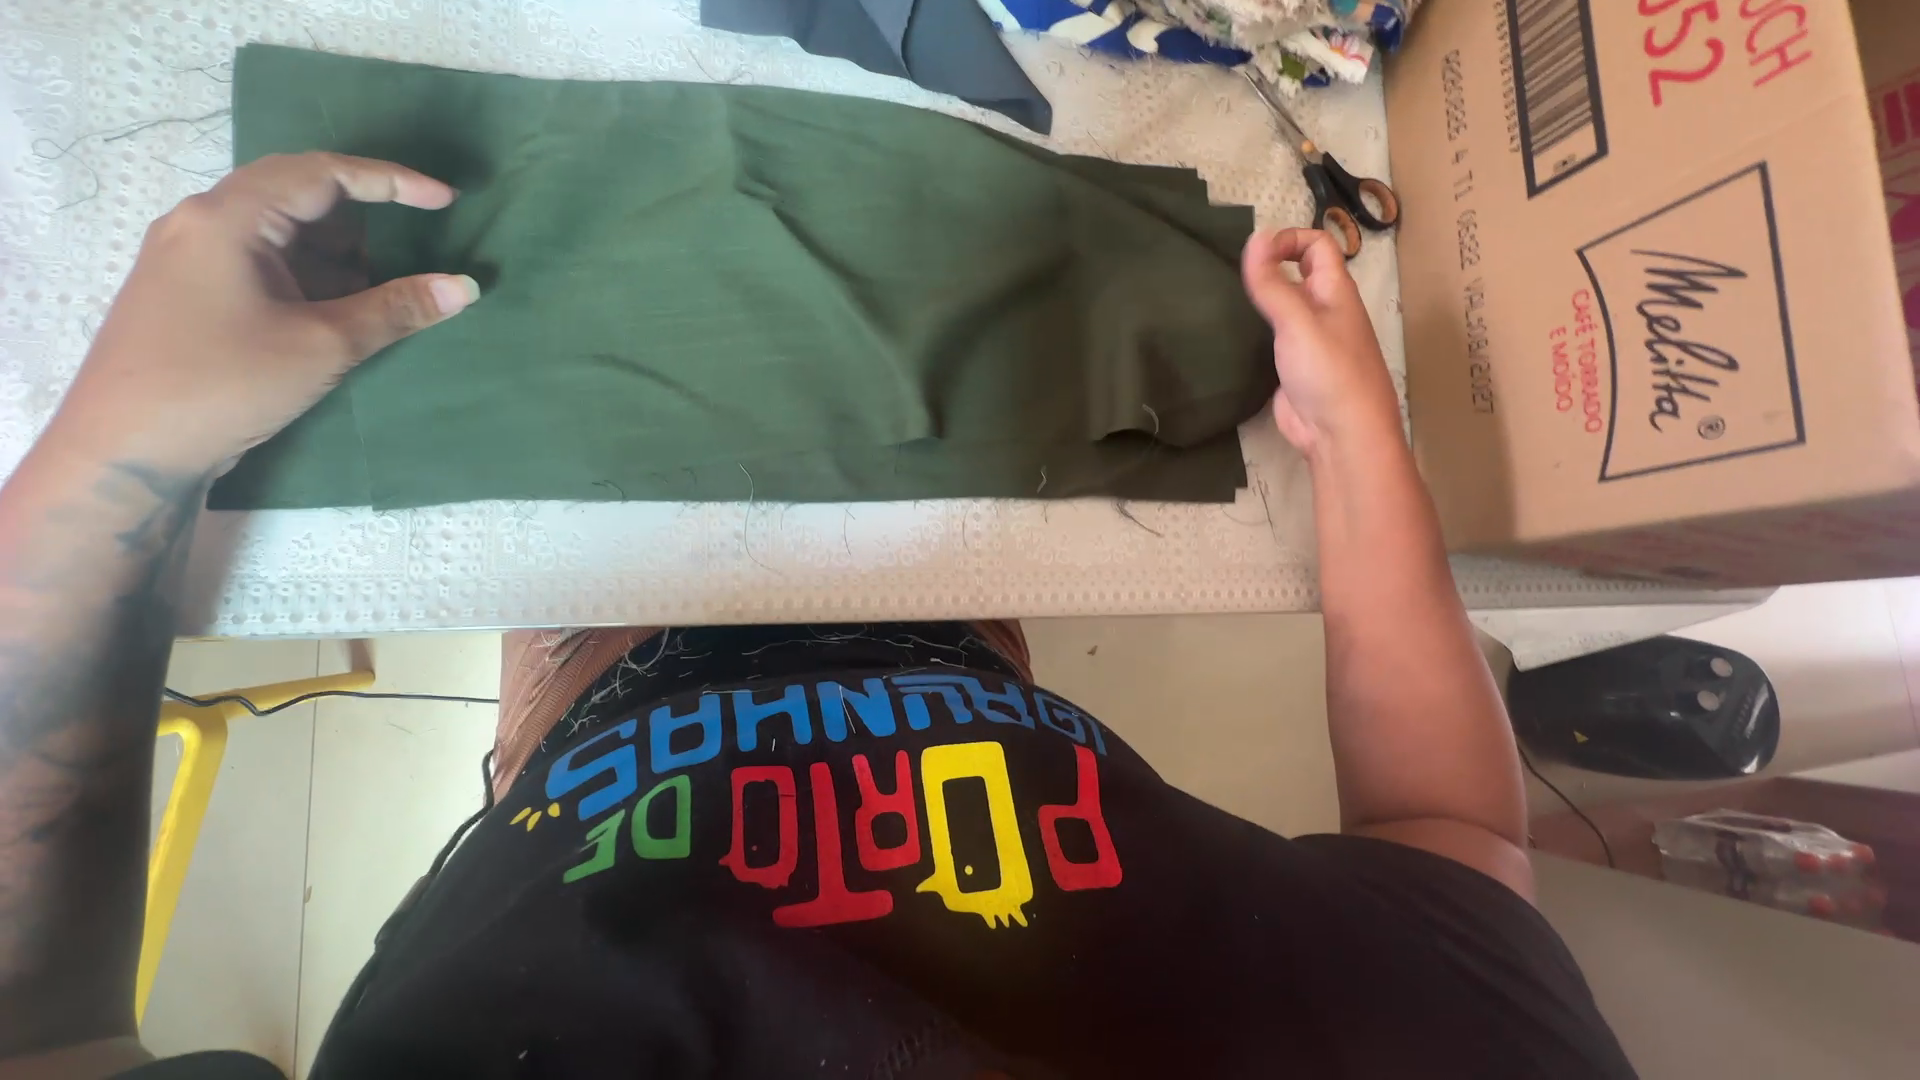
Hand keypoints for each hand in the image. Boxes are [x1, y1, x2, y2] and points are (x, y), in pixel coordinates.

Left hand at [40, 152, 477, 478]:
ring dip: (348, 252)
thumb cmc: (226, 382)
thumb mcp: (325, 344)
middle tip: (426, 236)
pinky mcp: (206, 290)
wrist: (133, 445)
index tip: (447, 199)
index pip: (320, 174)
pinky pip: (277, 261)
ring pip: (291, 231)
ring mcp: (202, 257)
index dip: (390, 180)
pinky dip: (324, 275)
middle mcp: (208, 223)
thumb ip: (397, 309)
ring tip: (395, 284)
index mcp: (229, 219)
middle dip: (370, 214)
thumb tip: (465, 286)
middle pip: (303, 194)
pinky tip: (355, 305)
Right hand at [1240, 228, 1400, 459]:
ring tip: (1227, 303)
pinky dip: (1256, 333)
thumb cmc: (1328, 371)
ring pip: (1285, 308)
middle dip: (1270, 268)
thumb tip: (1254, 237)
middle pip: (1299, 275)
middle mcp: (1325, 311)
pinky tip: (1235, 338)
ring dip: (1260, 302)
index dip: (1289, 240)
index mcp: (1335, 292)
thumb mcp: (1297, 321)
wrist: (1339, 433)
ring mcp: (1309, 341)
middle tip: (1234, 278)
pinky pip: (1274, 339)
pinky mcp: (1293, 368)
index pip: (1318, 246)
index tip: (1255, 256)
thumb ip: (1272, 283)